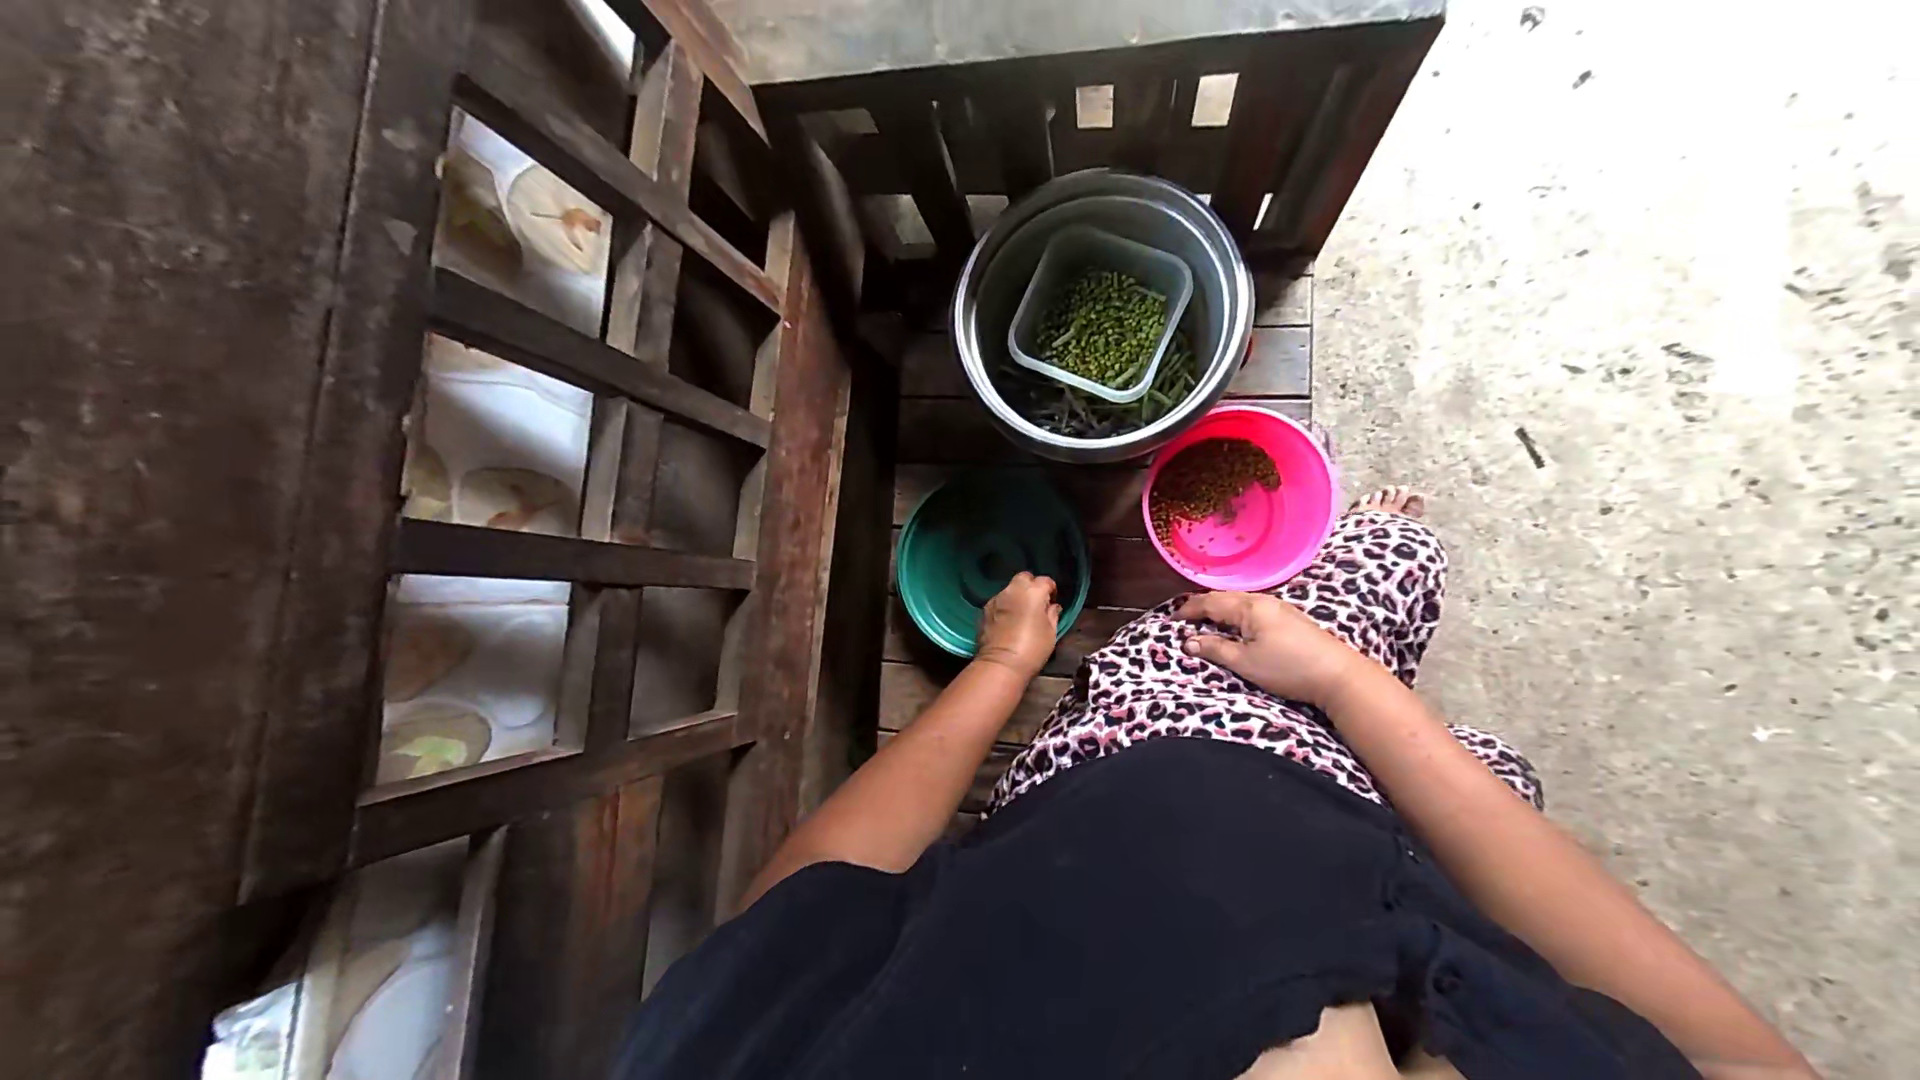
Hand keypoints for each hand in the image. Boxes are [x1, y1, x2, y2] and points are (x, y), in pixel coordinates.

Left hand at [975, 572, 1060, 678]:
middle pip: (1024, 578)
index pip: (1045, 581)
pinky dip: (1005, 607)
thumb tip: (1053, 606)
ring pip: (1009, 590)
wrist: (1001, 664)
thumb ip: (1052, 614)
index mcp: (1033, 592)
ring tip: (1021, 614)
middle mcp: (1013, 590)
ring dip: (1017, 597)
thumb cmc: (1032, 648)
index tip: (1052, 602)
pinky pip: (999, 602)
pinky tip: (1007, 622)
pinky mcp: (984, 610)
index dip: (1051, 590)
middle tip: (1036, 603)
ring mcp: (996, 599)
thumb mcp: (1051, 632)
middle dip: (1031, 586)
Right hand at [1177, 591, 1369, 706]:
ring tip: (1206, 620)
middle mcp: (1264, 601)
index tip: (1172, 619)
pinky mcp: (1290, 619)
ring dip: (1220, 608)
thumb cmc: (1289, 668)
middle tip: (1185, 617)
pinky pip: (1254, 608)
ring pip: (1240, 601)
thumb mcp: (1246, 662)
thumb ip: (1215, 649)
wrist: (1340, 676)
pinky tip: (1236, 624)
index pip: (1210, 602)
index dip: (1189, 610)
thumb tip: (1189, 641)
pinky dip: (1236, 613)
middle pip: (1225, 597)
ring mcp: (1280, 608)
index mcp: (1249, 607)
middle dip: (1203, 605)